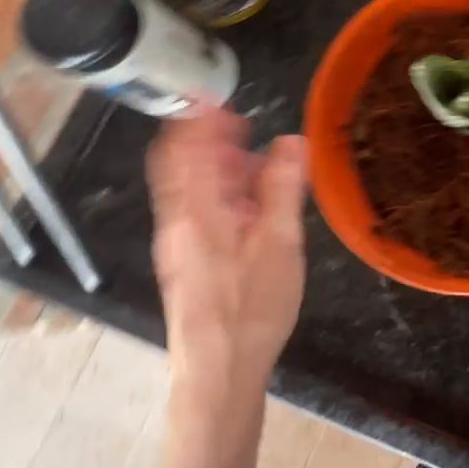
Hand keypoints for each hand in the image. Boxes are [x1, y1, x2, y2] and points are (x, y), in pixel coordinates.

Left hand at [146, 105, 307, 397]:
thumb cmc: (251, 308)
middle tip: (244, 125)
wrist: (219, 374)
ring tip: (257, 163)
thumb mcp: (279, 243)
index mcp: (194, 212)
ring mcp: (179, 246)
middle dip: (209, 140)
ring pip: (191, 192)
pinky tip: (252, 207)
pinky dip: (221, 196)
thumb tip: (291, 141)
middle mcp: (177, 223)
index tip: (215, 93)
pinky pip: (199, 214)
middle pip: (181, 167)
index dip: (196, 117)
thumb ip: (283, 188)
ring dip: (218, 168)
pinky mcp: (188, 265)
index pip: (183, 149)